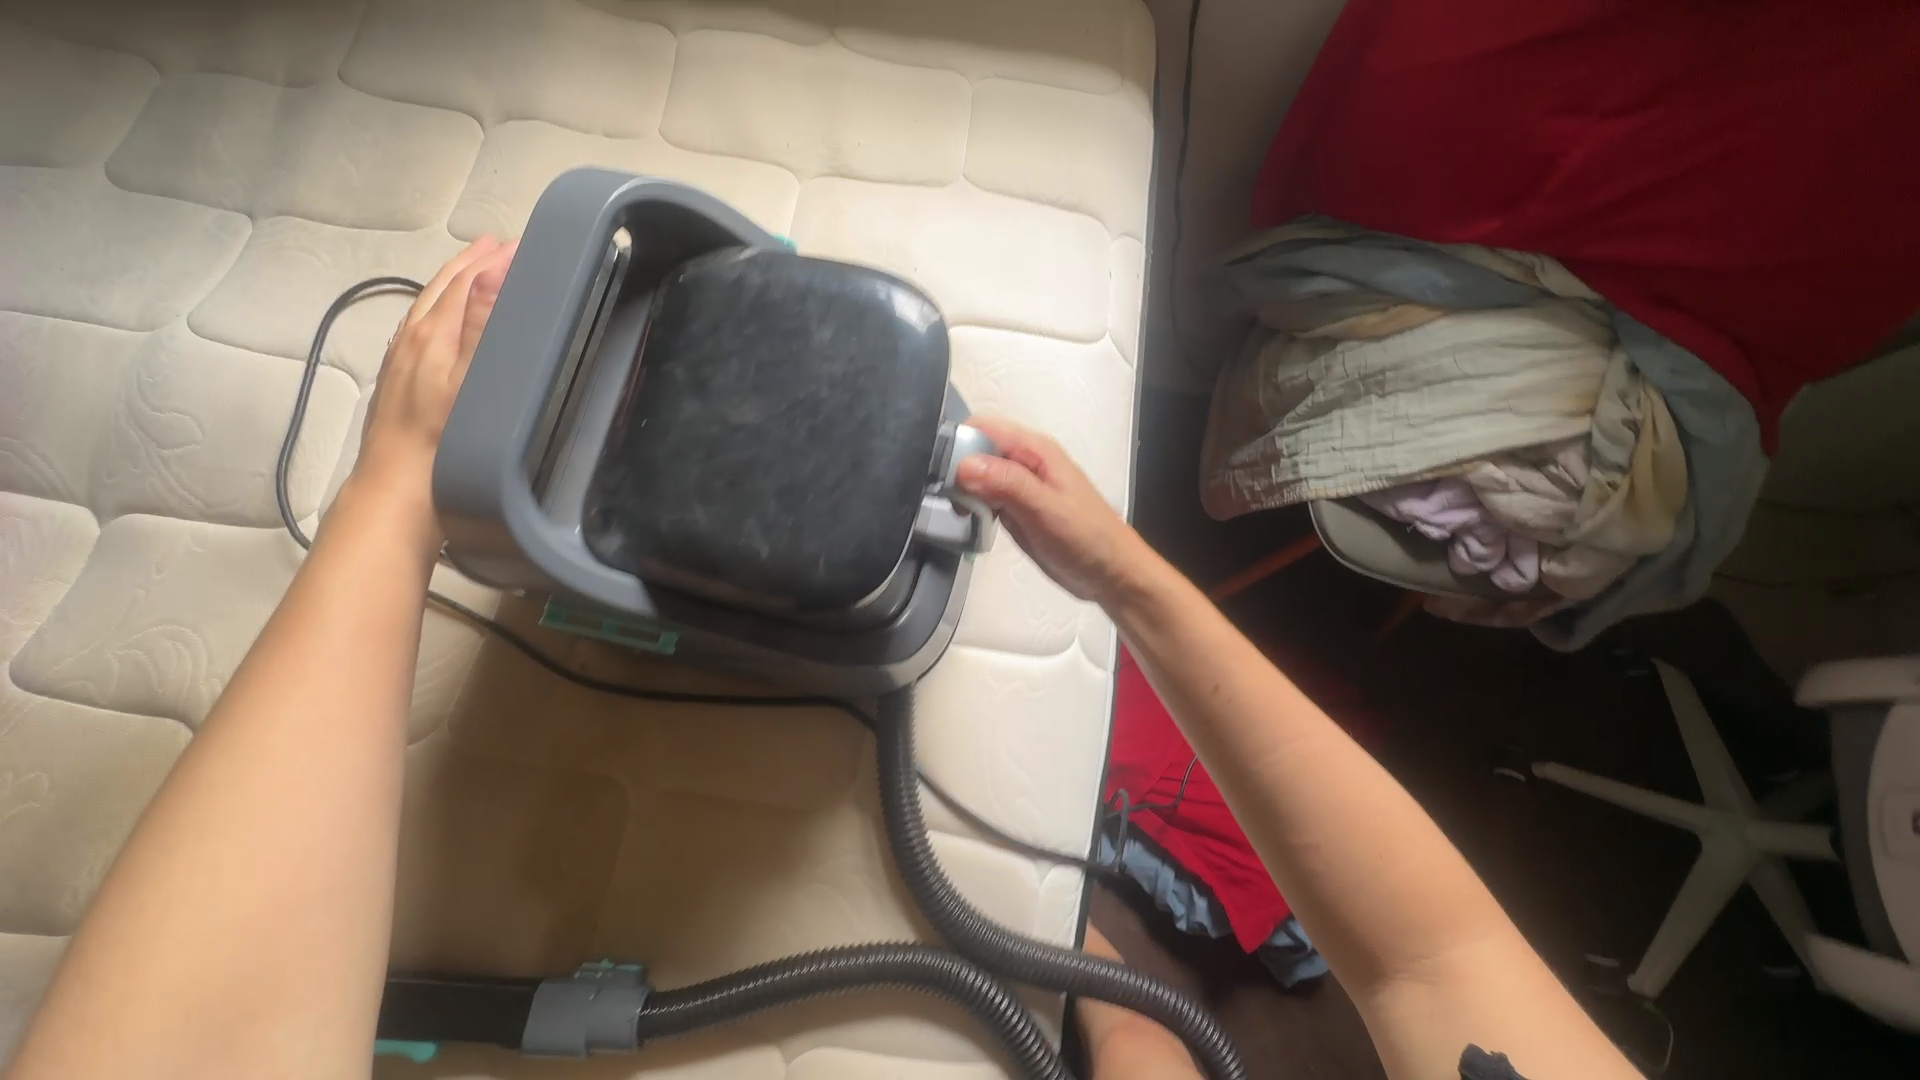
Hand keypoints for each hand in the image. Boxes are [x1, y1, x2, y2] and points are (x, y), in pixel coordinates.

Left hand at [353, 236, 516, 497]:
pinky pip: (423, 330)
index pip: (465, 281)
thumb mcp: (467, 379)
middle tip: (500, 246)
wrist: (398, 490)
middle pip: (442, 289)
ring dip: (456, 284)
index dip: (492, 259)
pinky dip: (442, 311)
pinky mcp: (400, 381)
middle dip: (472, 263)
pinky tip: (445, 322)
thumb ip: (478, 324)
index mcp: (432, 334)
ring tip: (477, 272)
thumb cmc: (443, 439)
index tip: (521, 242)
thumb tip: (490, 271)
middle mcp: (412, 340)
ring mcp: (402, 361)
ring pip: (430, 307)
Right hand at [954, 416, 1155, 605]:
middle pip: (974, 450)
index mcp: (1034, 450)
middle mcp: (1023, 462)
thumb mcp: (1045, 509)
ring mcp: (1018, 487)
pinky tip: (967, 523)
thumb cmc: (1086, 538)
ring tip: (954, 513)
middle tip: (945, 500)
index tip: (941, 475)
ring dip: (961, 491)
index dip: (958, 445)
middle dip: (955, 470)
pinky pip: (983, 499)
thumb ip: (1007, 484)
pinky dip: (971, 508)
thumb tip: (964, 466)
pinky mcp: (1014, 510)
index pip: (982, 428)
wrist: (1110, 574)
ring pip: (976, 475)